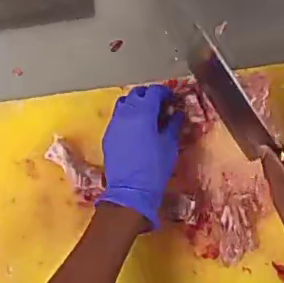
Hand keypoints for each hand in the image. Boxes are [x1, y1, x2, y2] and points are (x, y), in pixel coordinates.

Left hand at [98, 83, 183, 229]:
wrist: (130, 190)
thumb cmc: (154, 168)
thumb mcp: (169, 145)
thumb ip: (172, 125)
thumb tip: (175, 113)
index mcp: (143, 112)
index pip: (153, 92)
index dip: (164, 92)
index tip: (171, 99)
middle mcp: (125, 113)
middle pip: (136, 94)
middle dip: (149, 96)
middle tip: (160, 106)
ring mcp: (114, 124)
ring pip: (124, 104)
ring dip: (135, 104)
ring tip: (147, 116)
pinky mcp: (108, 136)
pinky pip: (117, 118)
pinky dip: (127, 117)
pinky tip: (136, 129)